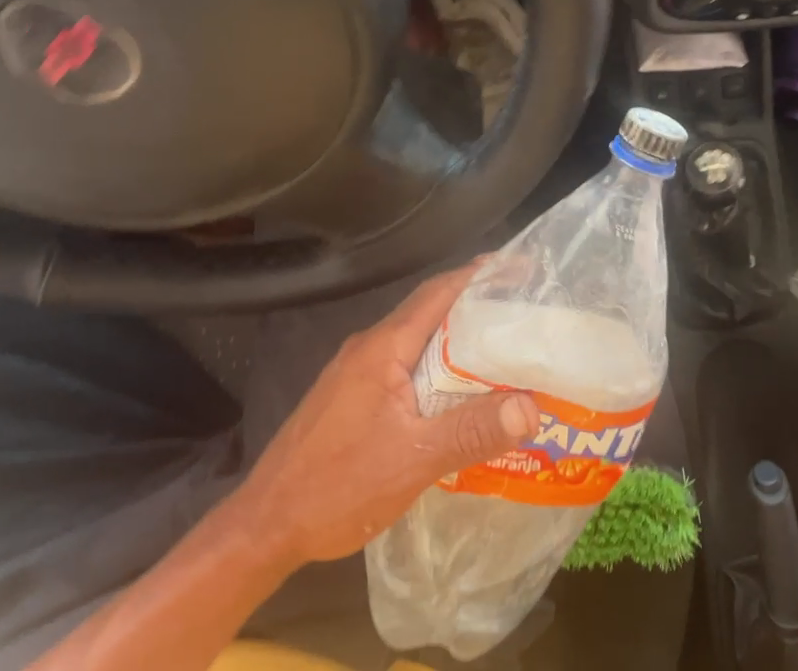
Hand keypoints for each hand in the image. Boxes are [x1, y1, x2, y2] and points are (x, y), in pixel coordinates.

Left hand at [231, 262, 537, 564]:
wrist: (265, 528)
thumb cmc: (336, 488)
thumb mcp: (413, 461)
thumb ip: (472, 431)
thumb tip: (533, 406)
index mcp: (383, 349)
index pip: (439, 292)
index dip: (482, 276)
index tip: (524, 270)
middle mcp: (368, 350)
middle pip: (431, 311)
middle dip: (479, 305)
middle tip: (528, 312)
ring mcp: (356, 375)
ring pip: (420, 342)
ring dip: (462, 340)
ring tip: (508, 350)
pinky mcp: (352, 399)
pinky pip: (407, 367)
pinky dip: (442, 368)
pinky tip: (463, 394)